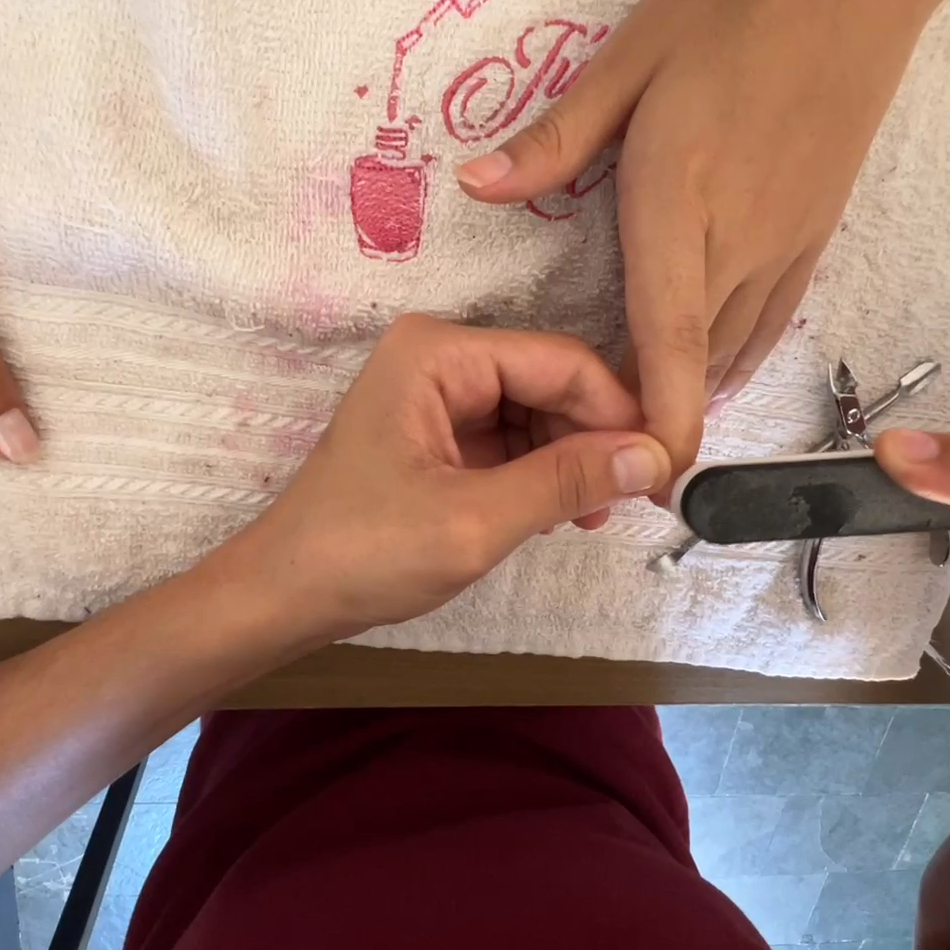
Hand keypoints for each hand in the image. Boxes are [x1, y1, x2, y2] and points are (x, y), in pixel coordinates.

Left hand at [224, 316, 670, 639]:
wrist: (286, 596)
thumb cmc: (365, 554)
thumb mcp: (474, 521)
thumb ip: (565, 482)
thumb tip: (654, 456)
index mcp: (439, 353)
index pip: (561, 362)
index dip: (618, 413)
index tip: (663, 469)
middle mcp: (439, 358)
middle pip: (548, 383)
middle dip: (592, 440)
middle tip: (631, 502)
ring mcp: (436, 396)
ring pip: (533, 414)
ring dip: (569, 463)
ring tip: (590, 518)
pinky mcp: (436, 435)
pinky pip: (507, 441)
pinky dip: (537, 475)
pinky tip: (558, 513)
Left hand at [455, 0, 949, 474]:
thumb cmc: (734, 7)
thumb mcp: (629, 61)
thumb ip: (553, 141)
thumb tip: (475, 183)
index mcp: (677, 211)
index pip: (670, 342)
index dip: (661, 420)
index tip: (646, 479)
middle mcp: (738, 246)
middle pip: (697, 365)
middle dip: (661, 423)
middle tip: (616, 462)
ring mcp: (786, 246)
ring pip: (735, 353)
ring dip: (695, 397)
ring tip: (653, 431)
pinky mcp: (815, 237)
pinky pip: (771, 324)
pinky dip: (735, 362)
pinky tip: (712, 379)